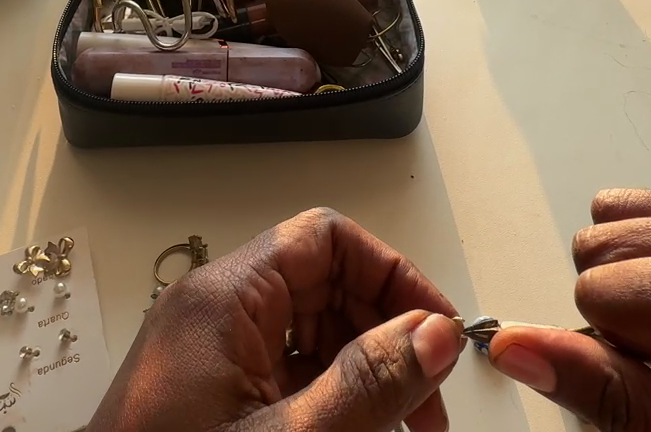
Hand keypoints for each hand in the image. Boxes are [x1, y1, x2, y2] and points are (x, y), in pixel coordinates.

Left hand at [88, 208, 465, 431]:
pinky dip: (330, 395)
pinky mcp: (212, 388)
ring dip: (365, 370)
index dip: (390, 272)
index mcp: (226, 294)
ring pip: (311, 329)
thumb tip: (438, 330)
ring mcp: (212, 349)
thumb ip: (365, 384)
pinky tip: (359, 431)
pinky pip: (286, 368)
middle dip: (386, 331)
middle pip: (323, 282)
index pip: (324, 237)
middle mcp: (217, 306)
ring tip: (407, 428)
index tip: (437, 333)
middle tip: (430, 407)